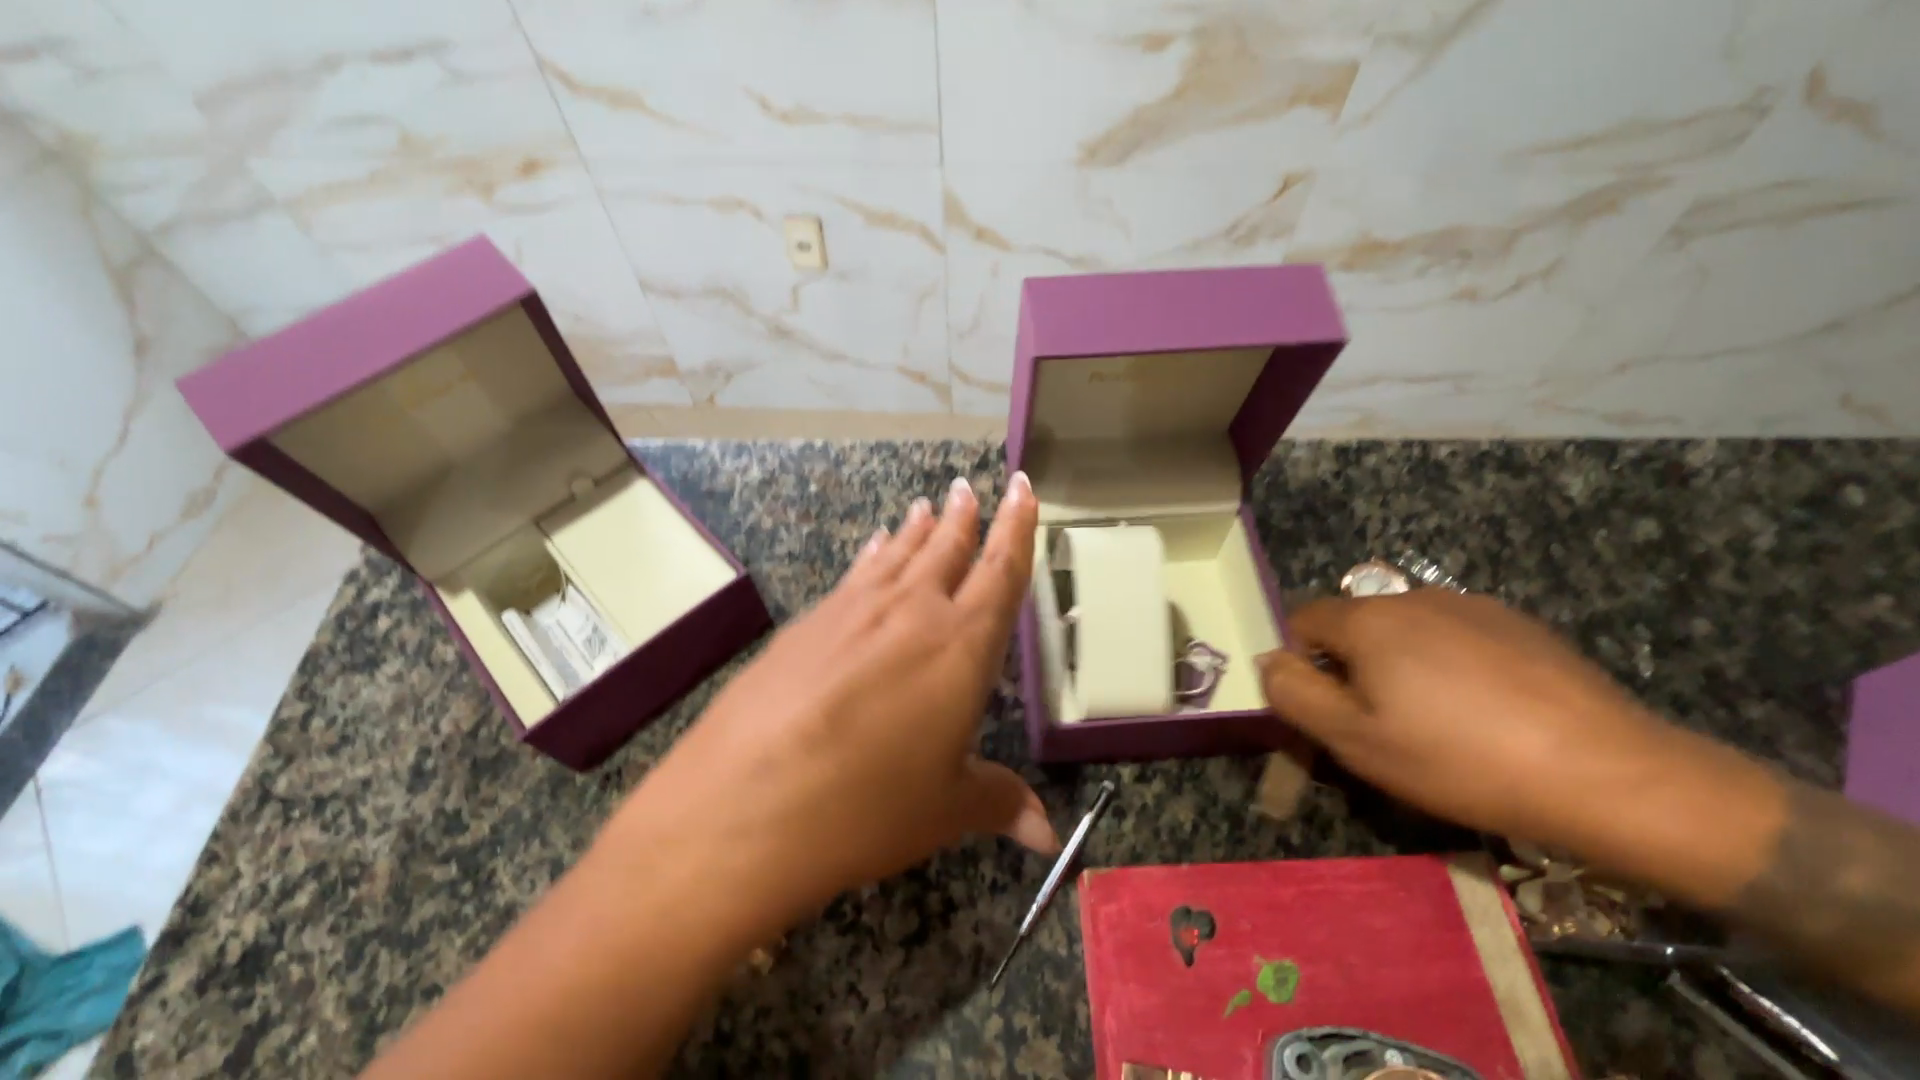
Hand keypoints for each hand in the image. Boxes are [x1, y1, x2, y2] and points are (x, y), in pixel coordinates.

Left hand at [609, 472, 1057, 924]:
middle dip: (963, 518)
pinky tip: (870, 551)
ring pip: (895, 557)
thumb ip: (1000, 803)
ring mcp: (851, 614)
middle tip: (968, 486)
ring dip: (914, 530)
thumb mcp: (945, 809)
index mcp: (961, 646)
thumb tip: (1046, 832)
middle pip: (945, 550)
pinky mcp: (804, 626)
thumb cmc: (867, 806)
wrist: (744, 803)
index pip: (1000, 572)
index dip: (1018, 528)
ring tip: (925, 506)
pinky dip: (869, 558)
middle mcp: (910, 613)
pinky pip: (853, 578)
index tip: (1022, 487)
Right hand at [1258, 589, 1683, 849]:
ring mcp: (1475, 607)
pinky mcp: (1522, 627)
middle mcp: (1417, 597)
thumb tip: (1270, 661)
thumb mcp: (1356, 740)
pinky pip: (1460, 639)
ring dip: (1403, 667)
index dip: (1300, 664)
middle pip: (1357, 625)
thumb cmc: (1457, 759)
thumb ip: (1296, 695)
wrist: (1601, 772)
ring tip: (1437, 726)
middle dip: (1353, 668)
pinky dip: (1453, 668)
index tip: (1324, 713)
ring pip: (1410, 632)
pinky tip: (1486, 716)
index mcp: (1369, 620)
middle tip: (1378, 729)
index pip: (1303, 620)